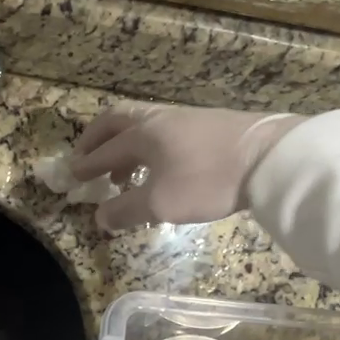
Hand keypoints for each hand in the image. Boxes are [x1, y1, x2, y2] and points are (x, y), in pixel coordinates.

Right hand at [70, 103, 305, 229]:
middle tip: (85, 160)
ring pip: (144, 130)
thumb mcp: (159, 204)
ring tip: (120, 177)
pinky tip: (156, 173)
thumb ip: (125, 211)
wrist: (270, 158)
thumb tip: (100, 218)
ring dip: (124, 151)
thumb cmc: (206, 181)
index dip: (85, 166)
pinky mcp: (208, 129)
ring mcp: (186, 121)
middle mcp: (161, 120)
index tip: (70, 179)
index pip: (104, 150)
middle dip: (98, 143)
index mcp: (143, 134)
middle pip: (119, 123)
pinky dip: (148, 153)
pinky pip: (164, 137)